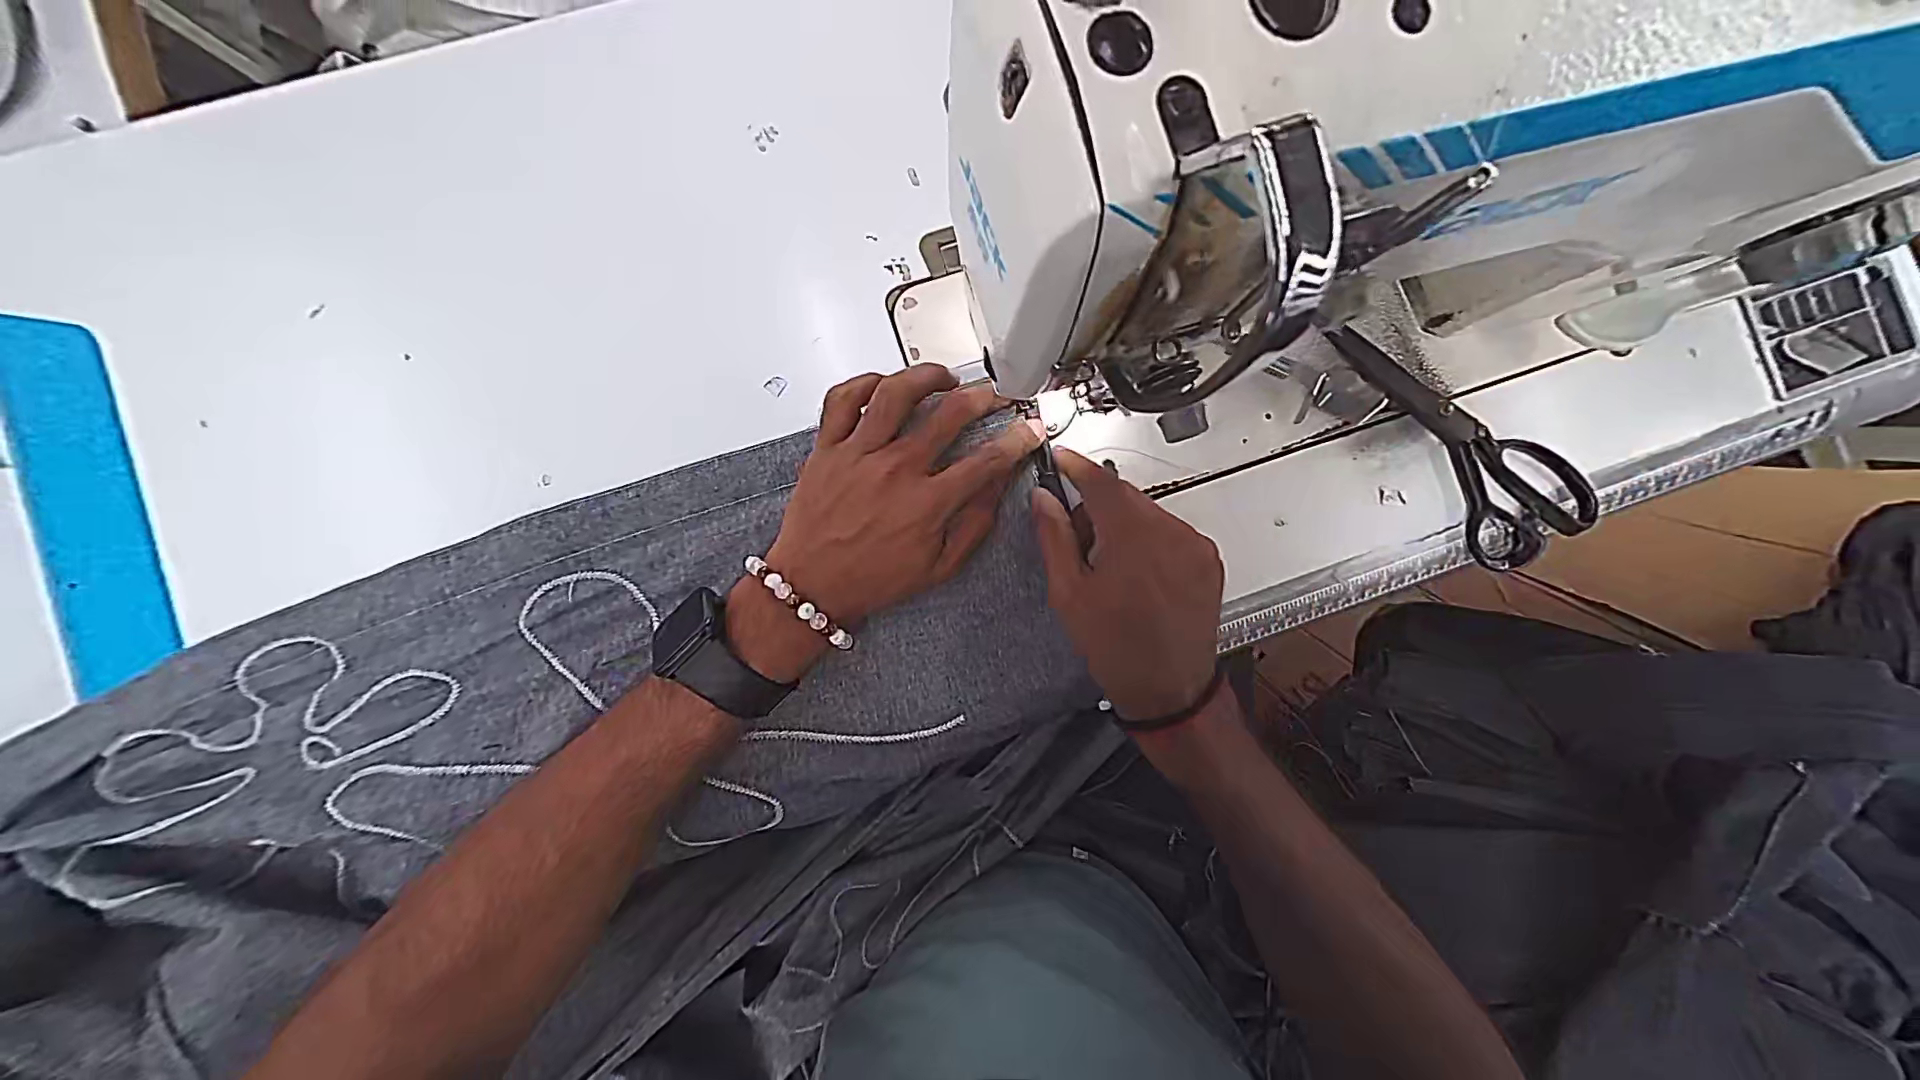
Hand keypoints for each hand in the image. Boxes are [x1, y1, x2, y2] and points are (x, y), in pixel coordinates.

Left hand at [728, 365, 1043, 682]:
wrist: (813, 585)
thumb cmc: (870, 578)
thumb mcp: (939, 567)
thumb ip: (975, 524)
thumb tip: (998, 486)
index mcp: (926, 503)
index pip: (986, 459)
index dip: (1016, 440)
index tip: (1026, 430)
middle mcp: (895, 471)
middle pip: (950, 414)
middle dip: (983, 397)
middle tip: (991, 396)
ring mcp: (858, 455)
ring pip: (897, 393)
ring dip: (927, 376)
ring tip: (944, 377)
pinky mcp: (827, 449)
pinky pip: (843, 400)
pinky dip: (864, 383)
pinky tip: (883, 384)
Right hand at [1031, 449, 1223, 719]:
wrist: (1169, 688)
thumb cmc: (1120, 650)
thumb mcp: (1069, 593)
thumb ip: (1055, 537)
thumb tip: (1044, 500)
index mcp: (1131, 538)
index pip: (1101, 480)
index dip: (1076, 466)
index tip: (1063, 459)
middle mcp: (1170, 534)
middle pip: (1125, 495)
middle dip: (1098, 507)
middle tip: (1080, 541)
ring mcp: (1193, 546)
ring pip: (1148, 512)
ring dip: (1124, 525)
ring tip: (1112, 569)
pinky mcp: (1207, 559)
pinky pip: (1170, 531)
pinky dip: (1150, 540)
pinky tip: (1137, 574)